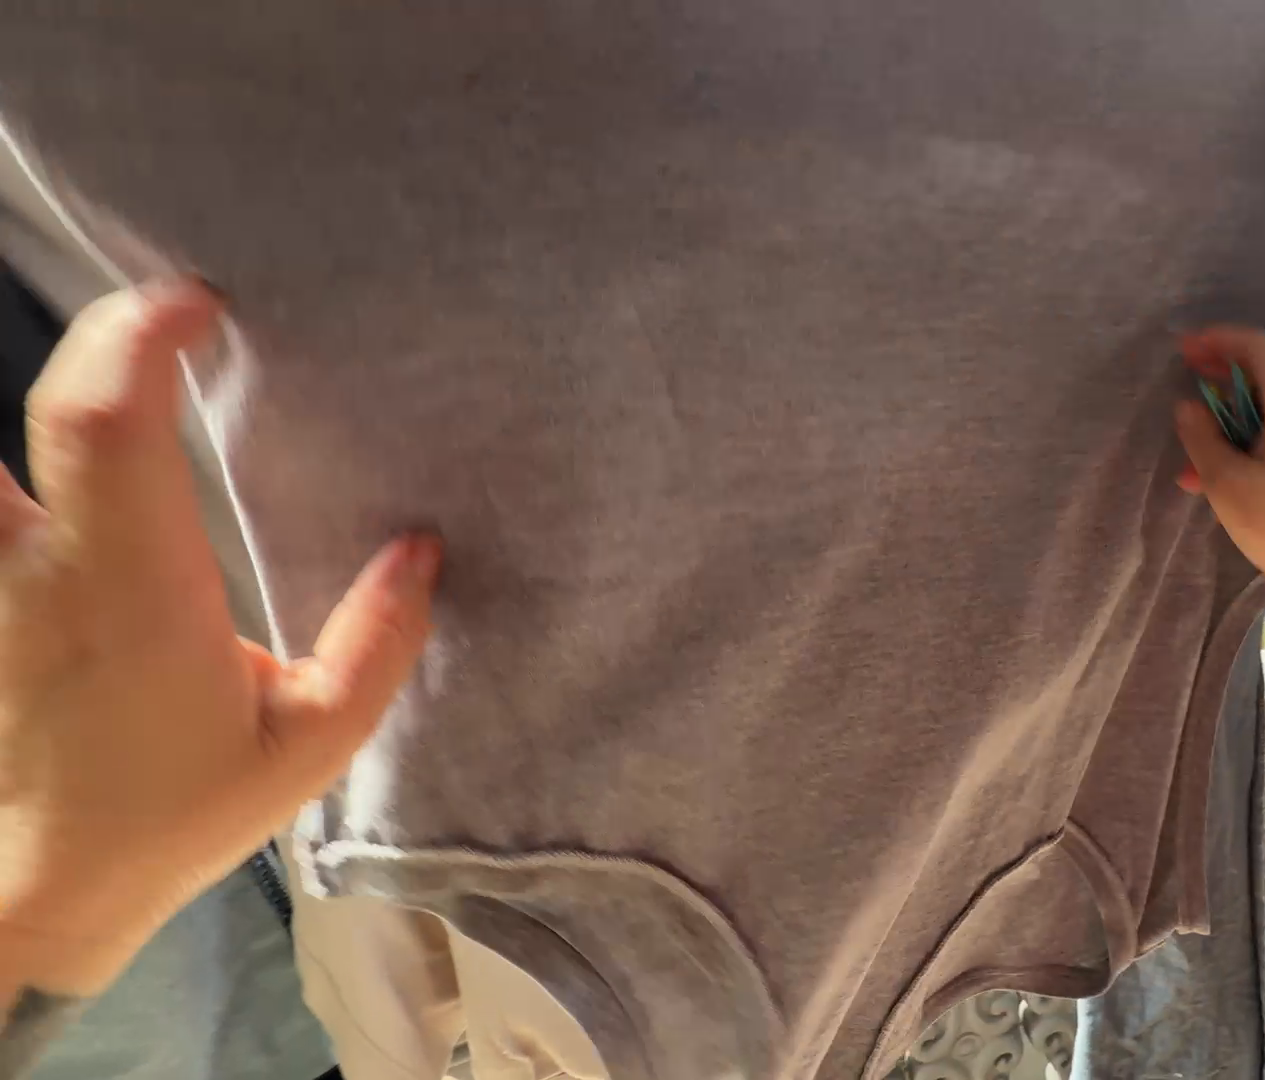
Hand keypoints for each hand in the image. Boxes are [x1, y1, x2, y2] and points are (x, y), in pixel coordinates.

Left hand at [0, 280, 438, 994]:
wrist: (36, 885)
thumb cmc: (187, 808)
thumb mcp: (322, 737)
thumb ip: (382, 640)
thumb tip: (422, 546)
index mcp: (136, 596)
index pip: (104, 436)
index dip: (136, 349)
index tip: (198, 302)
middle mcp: (44, 569)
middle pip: (42, 416)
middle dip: (108, 338)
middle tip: (193, 306)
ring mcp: (0, 580)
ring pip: (3, 454)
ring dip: (71, 386)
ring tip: (152, 348)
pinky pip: (2, 494)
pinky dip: (45, 446)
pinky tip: (100, 435)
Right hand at [1174, 326, 1264, 614]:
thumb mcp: (1229, 485)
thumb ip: (1203, 439)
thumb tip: (1188, 407)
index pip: (1257, 347)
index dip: (1216, 342)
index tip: (1183, 350)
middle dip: (1225, 374)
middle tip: (1190, 383)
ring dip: (1237, 412)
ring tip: (1199, 441)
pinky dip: (1257, 433)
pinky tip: (1228, 468)